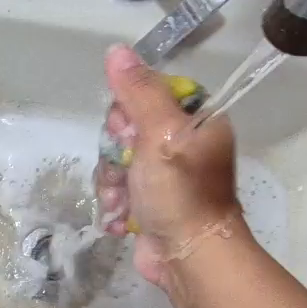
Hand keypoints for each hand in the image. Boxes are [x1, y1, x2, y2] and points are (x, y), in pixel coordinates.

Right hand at [99, 45, 245, 286]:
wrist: (188, 256)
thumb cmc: (180, 193)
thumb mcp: (160, 135)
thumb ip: (138, 93)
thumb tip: (115, 51)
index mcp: (195, 121)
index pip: (147, 96)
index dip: (127, 114)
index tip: (126, 133)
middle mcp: (181, 146)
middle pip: (126, 132)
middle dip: (114, 156)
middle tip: (125, 172)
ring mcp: (164, 178)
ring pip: (116, 165)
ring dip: (110, 186)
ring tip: (121, 203)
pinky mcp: (149, 206)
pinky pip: (117, 194)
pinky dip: (114, 208)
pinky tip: (120, 220)